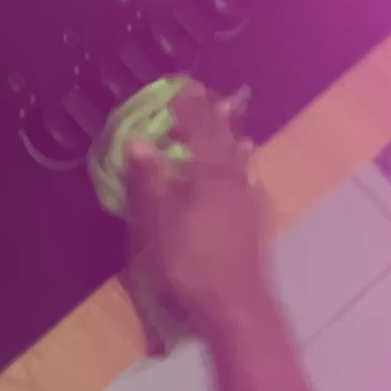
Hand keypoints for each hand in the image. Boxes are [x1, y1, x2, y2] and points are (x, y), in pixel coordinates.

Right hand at [124, 81, 275, 336]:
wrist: (233, 304)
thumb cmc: (188, 260)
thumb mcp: (157, 220)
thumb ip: (149, 179)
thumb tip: (139, 140)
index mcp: (209, 175)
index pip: (197, 130)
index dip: (187, 107)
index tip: (179, 85)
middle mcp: (234, 181)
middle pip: (224, 140)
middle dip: (213, 117)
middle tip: (209, 95)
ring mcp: (247, 203)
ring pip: (240, 162)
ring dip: (232, 140)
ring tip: (233, 127)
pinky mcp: (252, 223)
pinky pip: (247, 184)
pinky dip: (241, 170)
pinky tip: (244, 177)